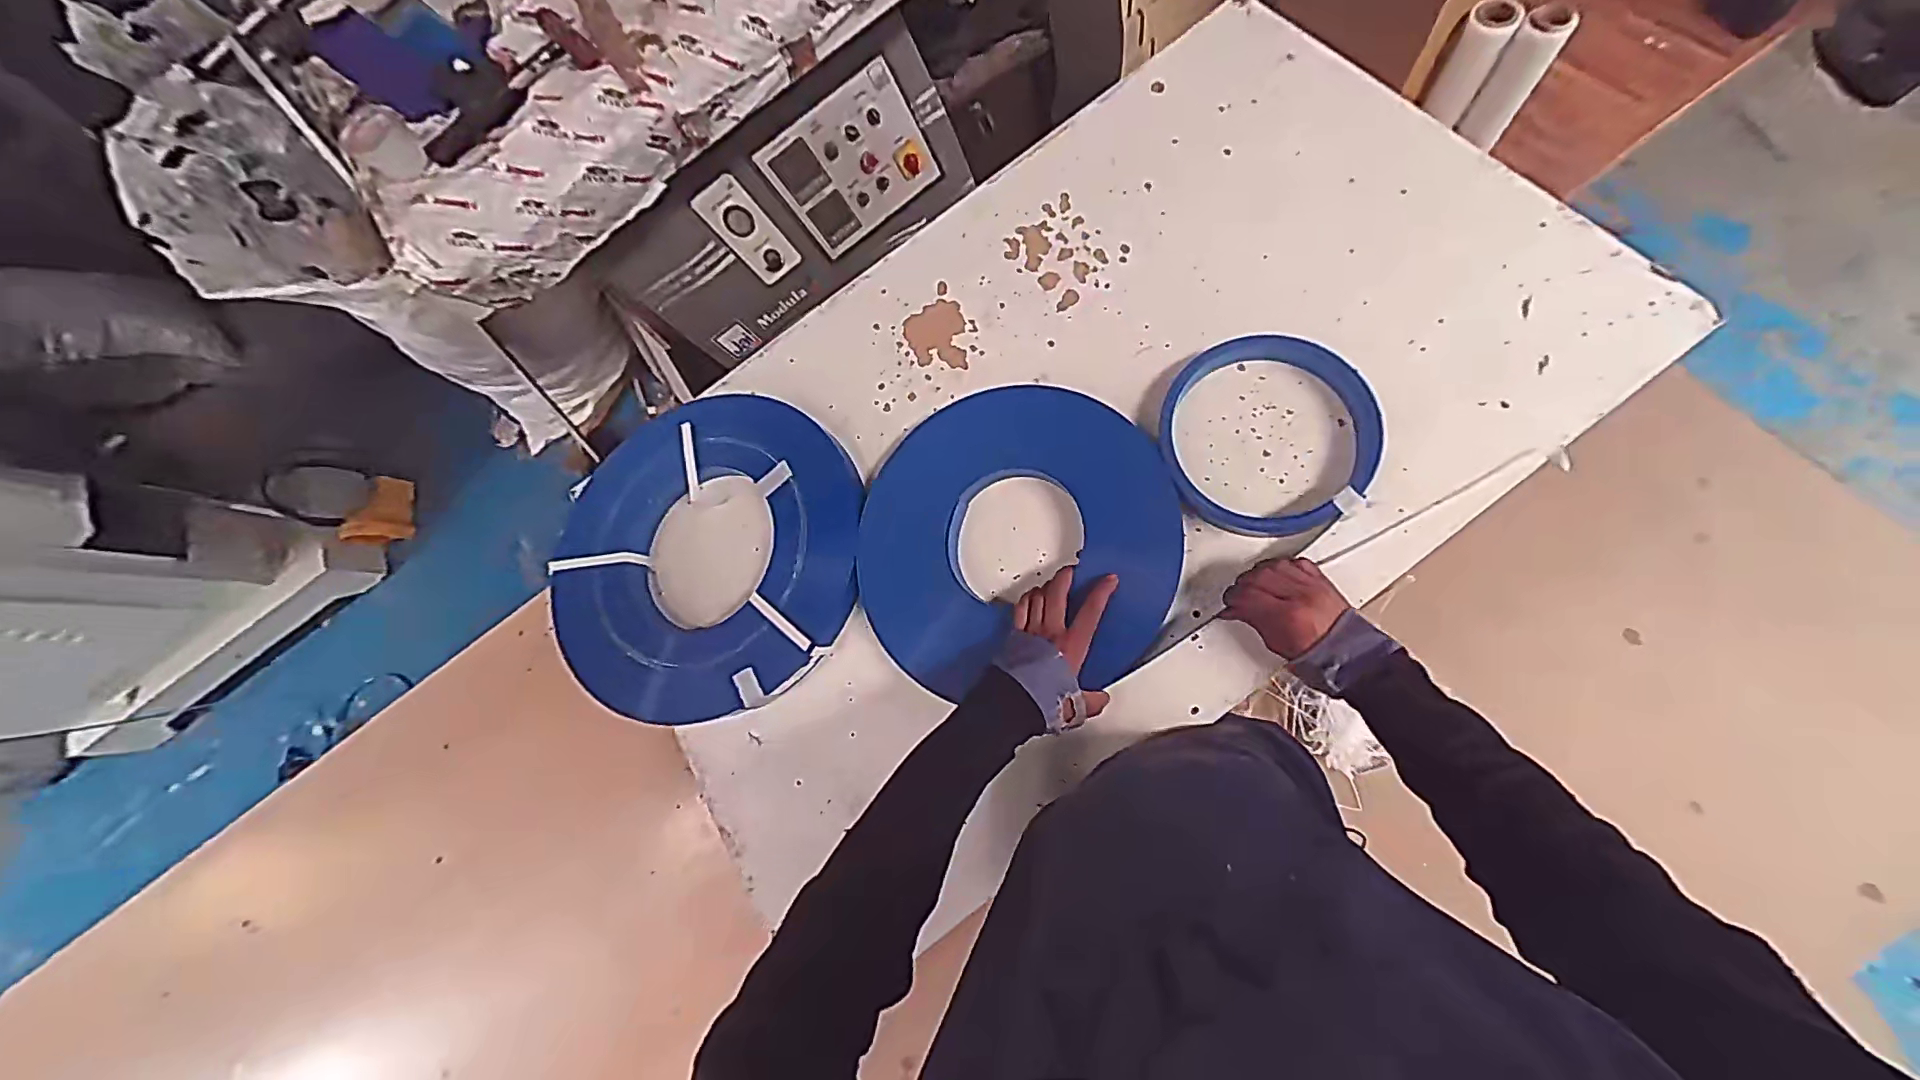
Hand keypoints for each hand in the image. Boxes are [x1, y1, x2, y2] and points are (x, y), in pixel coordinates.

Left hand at [1012, 565, 1119, 717]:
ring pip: (1037, 597)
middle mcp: (1051, 633)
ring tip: (1050, 583)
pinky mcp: (1014, 636)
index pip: (1091, 610)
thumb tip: (1099, 700)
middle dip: (1066, 577)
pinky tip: (1028, 598)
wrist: (1014, 702)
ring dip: (1045, 587)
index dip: (1101, 591)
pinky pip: (1020, 609)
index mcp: (1072, 645)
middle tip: (1071, 571)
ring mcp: (1030, 632)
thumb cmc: (1043, 701)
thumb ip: (1089, 699)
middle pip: (1058, 593)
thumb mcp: (1076, 705)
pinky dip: (1026, 600)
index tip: (1108, 580)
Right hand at [1221, 557, 1350, 659]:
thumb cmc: (1317, 655)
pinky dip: (1281, 566)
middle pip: (1258, 576)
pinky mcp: (1322, 580)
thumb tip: (1236, 609)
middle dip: (1242, 585)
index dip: (1232, 598)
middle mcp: (1302, 596)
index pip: (1247, 595)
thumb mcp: (1276, 643)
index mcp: (1288, 616)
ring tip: (1255, 584)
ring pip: (1275, 565)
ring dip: (1259, 573)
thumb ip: (1253, 620)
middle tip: (1239, 594)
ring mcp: (1313, 586)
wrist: (1350, 655)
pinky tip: (1276, 575)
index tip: (1230, 603)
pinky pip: (1296, 562)